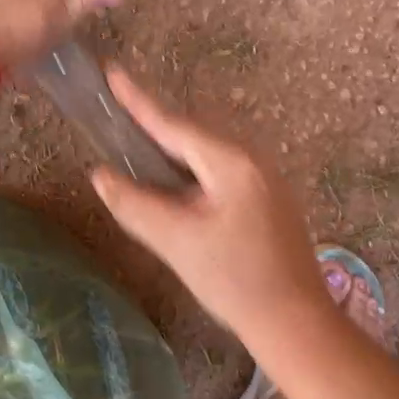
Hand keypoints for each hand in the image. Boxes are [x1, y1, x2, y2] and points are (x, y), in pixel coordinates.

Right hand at [91, 70, 326, 333]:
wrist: (299, 327)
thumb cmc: (236, 281)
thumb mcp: (177, 243)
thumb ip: (134, 204)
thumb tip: (99, 174)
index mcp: (230, 162)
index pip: (172, 123)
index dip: (137, 99)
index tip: (111, 70)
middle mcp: (250, 159)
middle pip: (189, 134)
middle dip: (152, 126)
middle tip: (116, 116)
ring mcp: (263, 178)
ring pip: (204, 153)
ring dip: (171, 150)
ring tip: (137, 149)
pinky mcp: (267, 198)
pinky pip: (218, 169)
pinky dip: (190, 170)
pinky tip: (175, 186)